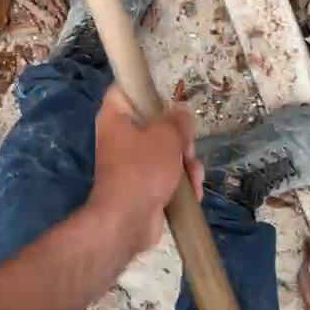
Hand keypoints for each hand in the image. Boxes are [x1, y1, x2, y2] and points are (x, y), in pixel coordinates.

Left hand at [86, 86, 203, 256]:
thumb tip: (181, 113)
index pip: (127, 88)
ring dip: (185, 163)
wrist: (128, 221)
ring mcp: (131, 162)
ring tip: (193, 175)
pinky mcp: (143, 184)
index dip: (148, 88)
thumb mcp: (167, 136)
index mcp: (116, 116)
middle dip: (180, 138)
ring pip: (166, 150)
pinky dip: (180, 181)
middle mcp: (120, 136)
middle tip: (187, 148)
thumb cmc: (143, 168)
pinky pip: (166, 173)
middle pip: (156, 123)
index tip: (170, 97)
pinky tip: (192, 192)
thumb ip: (178, 119)